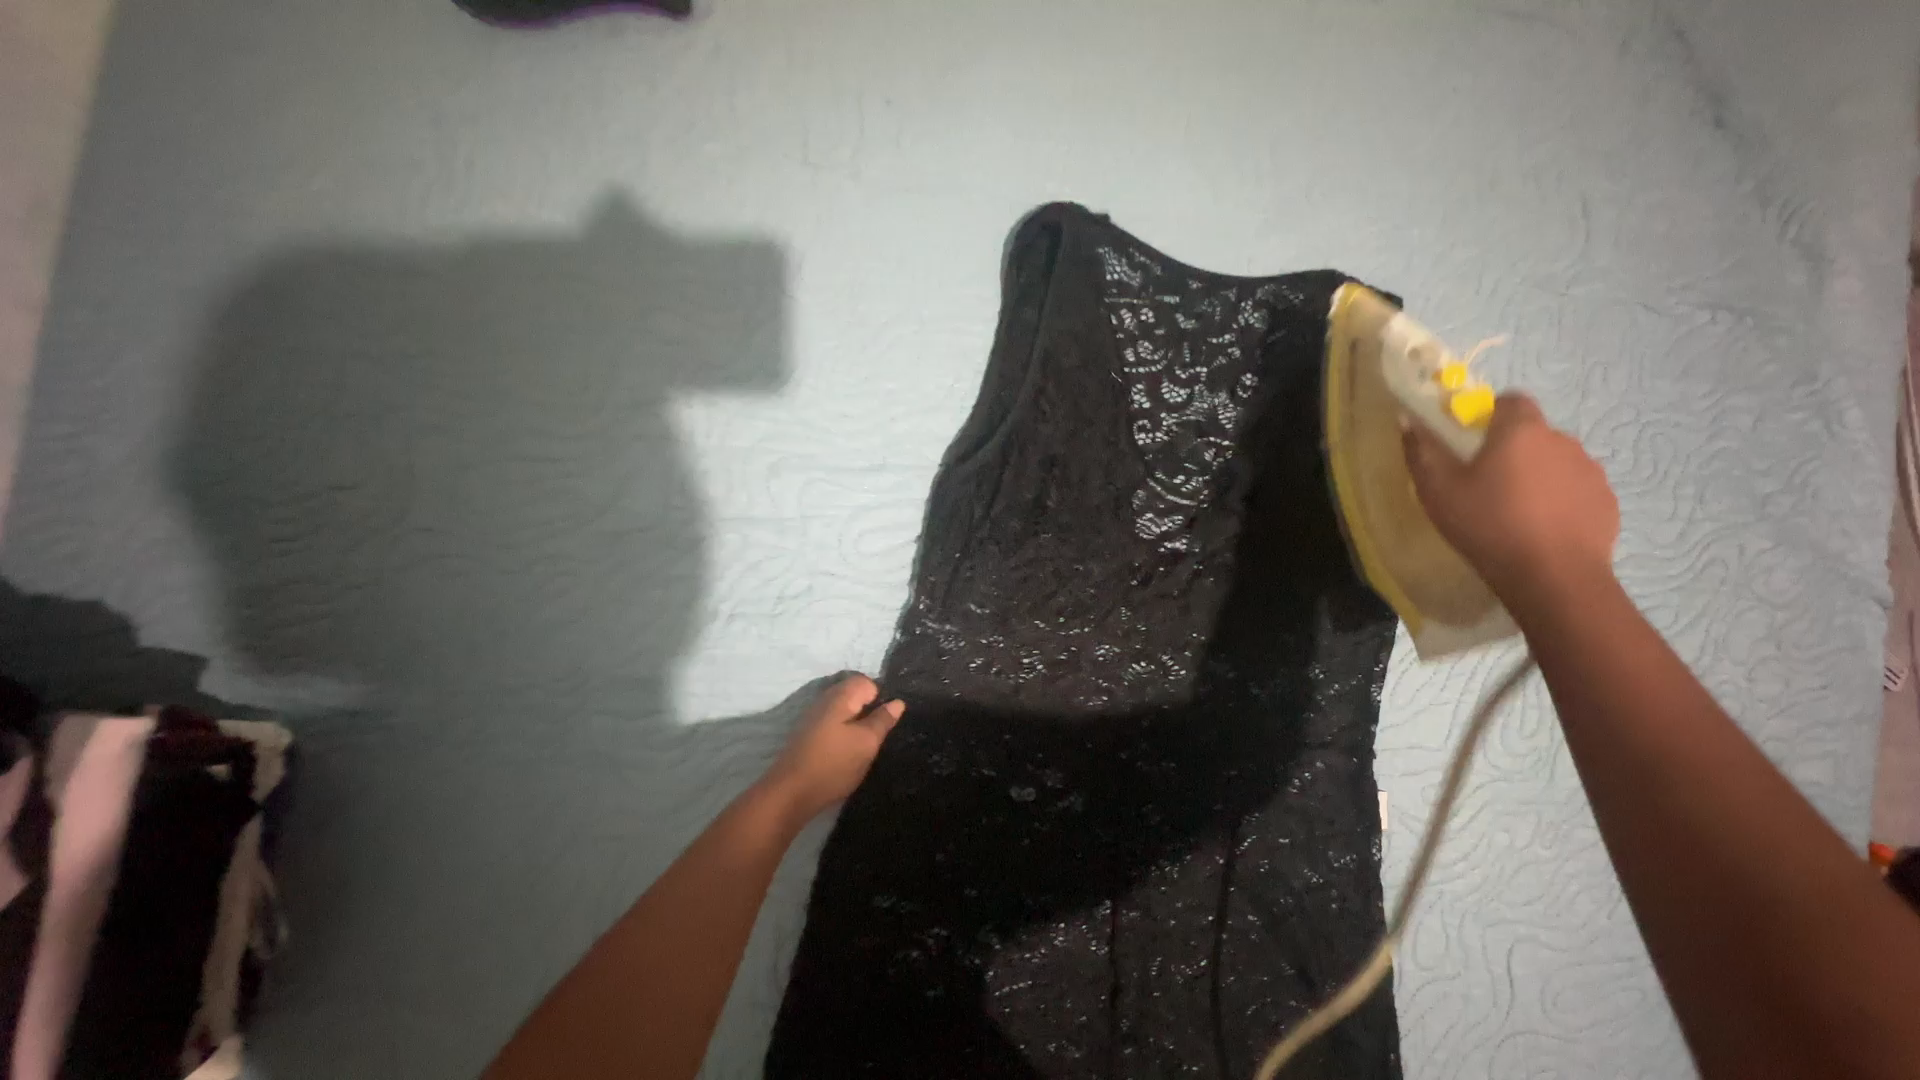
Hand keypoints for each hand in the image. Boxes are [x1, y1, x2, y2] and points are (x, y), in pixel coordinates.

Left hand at [760, 674, 903, 820]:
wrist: (790, 793)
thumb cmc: (833, 765)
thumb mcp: (866, 743)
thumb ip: (882, 720)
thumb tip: (897, 702)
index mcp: (840, 697)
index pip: (867, 682)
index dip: (881, 698)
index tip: (887, 722)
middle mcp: (824, 700)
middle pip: (854, 694)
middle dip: (869, 711)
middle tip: (879, 735)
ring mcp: (814, 717)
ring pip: (844, 711)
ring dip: (857, 724)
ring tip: (865, 747)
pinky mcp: (809, 734)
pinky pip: (833, 724)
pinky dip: (844, 733)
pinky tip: (847, 753)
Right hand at [1403, 392, 1618, 602]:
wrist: (1553, 576)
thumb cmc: (1488, 525)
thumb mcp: (1437, 490)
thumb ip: (1421, 451)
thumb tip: (1407, 418)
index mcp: (1520, 431)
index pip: (1511, 400)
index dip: (1490, 414)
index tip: (1471, 442)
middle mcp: (1562, 440)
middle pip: (1533, 433)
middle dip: (1511, 450)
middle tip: (1485, 484)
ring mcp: (1590, 471)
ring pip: (1556, 462)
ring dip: (1537, 476)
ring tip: (1515, 512)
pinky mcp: (1606, 501)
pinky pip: (1576, 490)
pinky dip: (1559, 501)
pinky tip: (1541, 530)